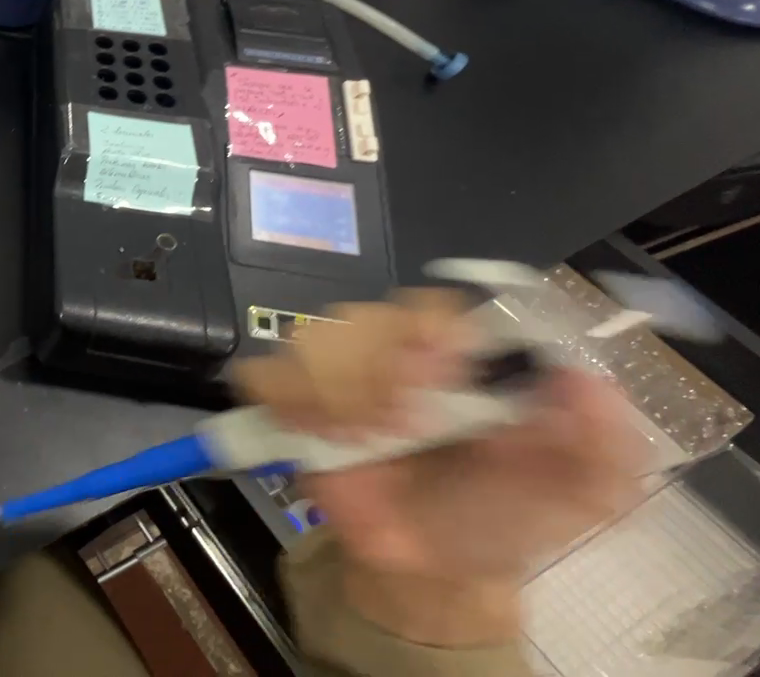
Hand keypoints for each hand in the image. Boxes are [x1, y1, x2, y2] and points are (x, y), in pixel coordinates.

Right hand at [231, 288, 645, 645]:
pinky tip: (322, 435)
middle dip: (379, 370)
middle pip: (362, 317)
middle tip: (404, 424)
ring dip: (338, 394)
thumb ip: (604, 441)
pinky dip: (291, 402)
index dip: (427, 327)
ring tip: (366, 440)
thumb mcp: (580, 493)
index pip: (430, 306)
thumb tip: (582, 375)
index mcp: (457, 361)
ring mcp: (334, 376)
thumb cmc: (499, 519)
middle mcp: (391, 355)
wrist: (426, 565)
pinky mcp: (289, 403)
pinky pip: (267, 374)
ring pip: (312, 343)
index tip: (441, 368)